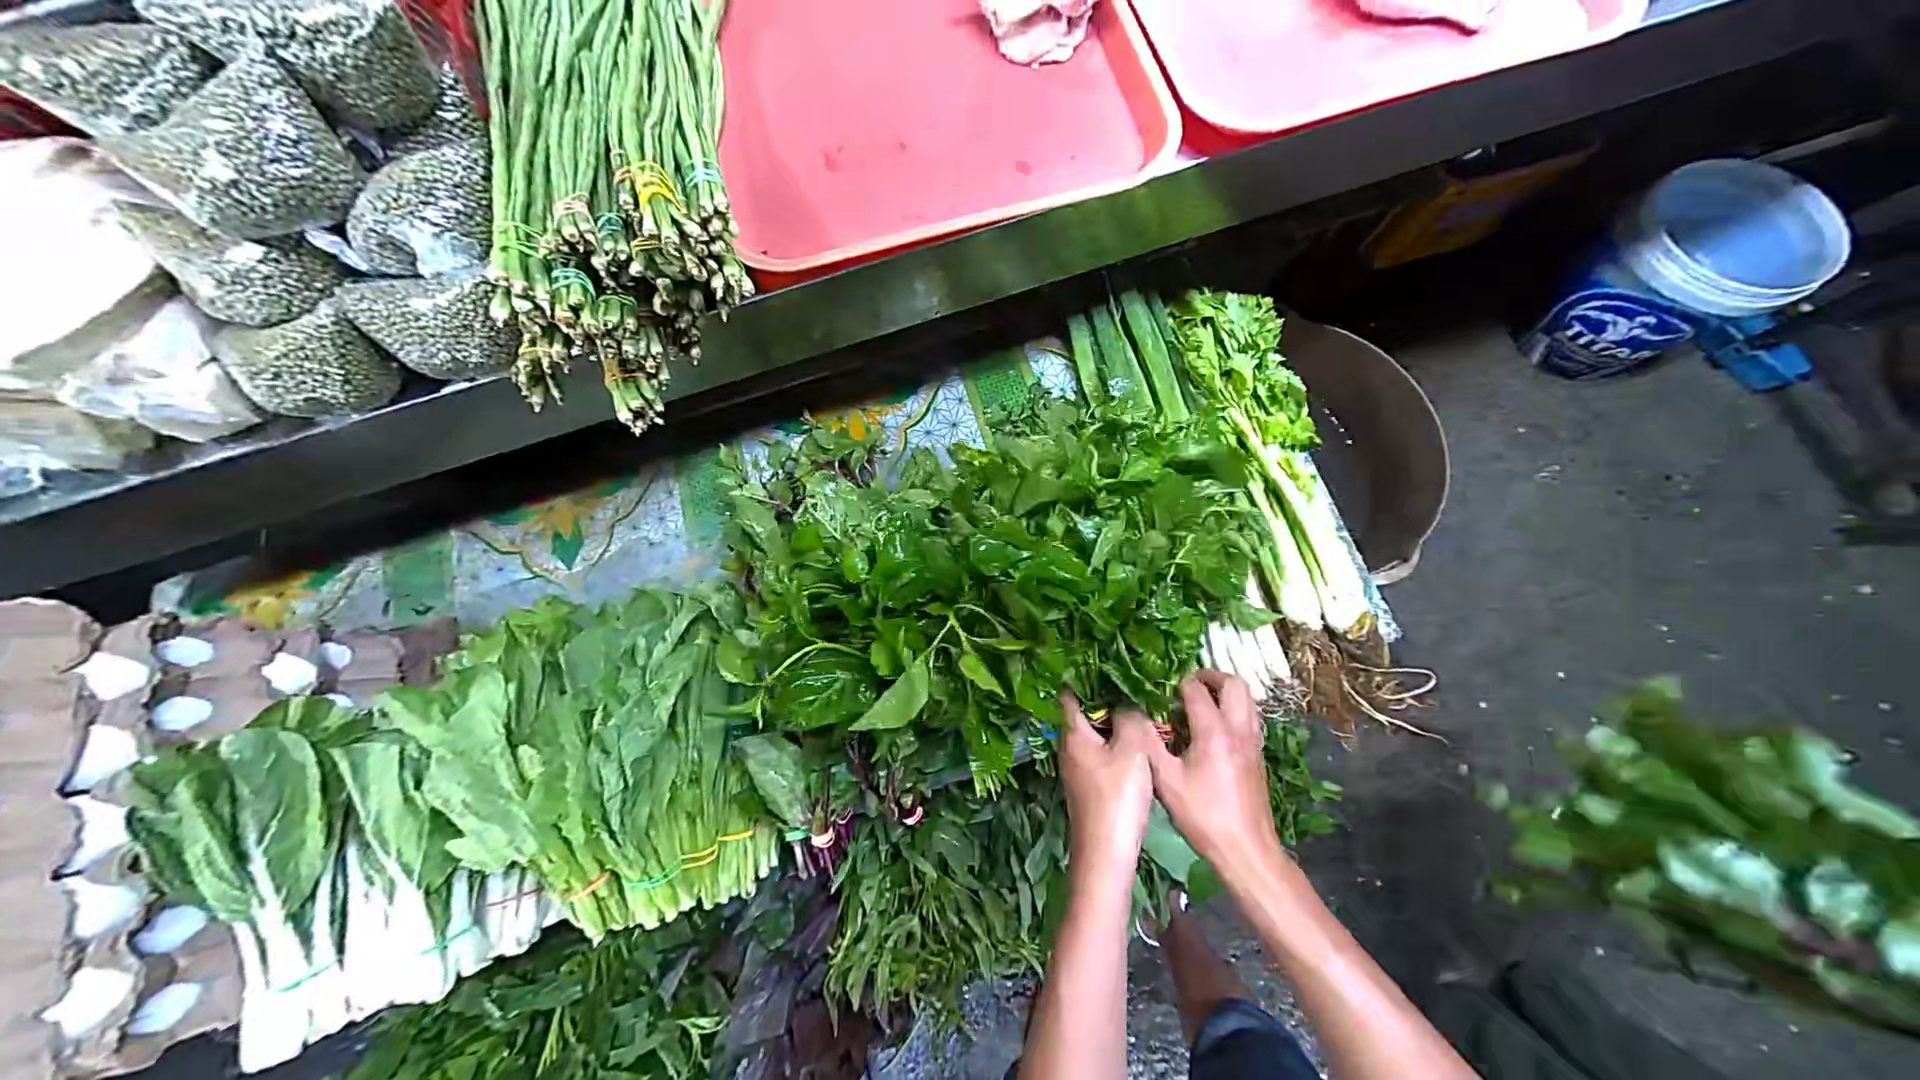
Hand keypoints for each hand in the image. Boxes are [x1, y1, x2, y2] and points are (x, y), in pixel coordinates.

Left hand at [1058, 691, 1155, 885]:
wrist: (1105, 853)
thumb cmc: (1116, 796)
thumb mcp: (1131, 749)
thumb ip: (1131, 717)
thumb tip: (1127, 700)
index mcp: (1073, 733)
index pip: (1070, 695)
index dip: (1084, 677)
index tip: (1105, 664)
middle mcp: (1069, 747)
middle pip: (1085, 714)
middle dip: (1106, 701)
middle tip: (1134, 688)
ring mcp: (1077, 768)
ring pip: (1095, 736)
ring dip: (1114, 725)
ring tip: (1141, 713)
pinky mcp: (1089, 786)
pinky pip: (1101, 755)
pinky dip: (1116, 746)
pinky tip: (1138, 747)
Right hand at [1143, 671, 1286, 889]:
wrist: (1247, 850)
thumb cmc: (1203, 816)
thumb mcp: (1166, 781)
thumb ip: (1149, 744)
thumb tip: (1133, 716)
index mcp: (1214, 732)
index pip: (1196, 690)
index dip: (1178, 682)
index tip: (1160, 686)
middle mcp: (1238, 730)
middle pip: (1234, 684)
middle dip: (1210, 676)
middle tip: (1187, 682)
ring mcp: (1253, 742)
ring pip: (1247, 699)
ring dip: (1224, 691)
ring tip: (1200, 699)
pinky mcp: (1258, 756)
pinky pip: (1248, 717)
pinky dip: (1232, 709)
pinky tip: (1213, 727)